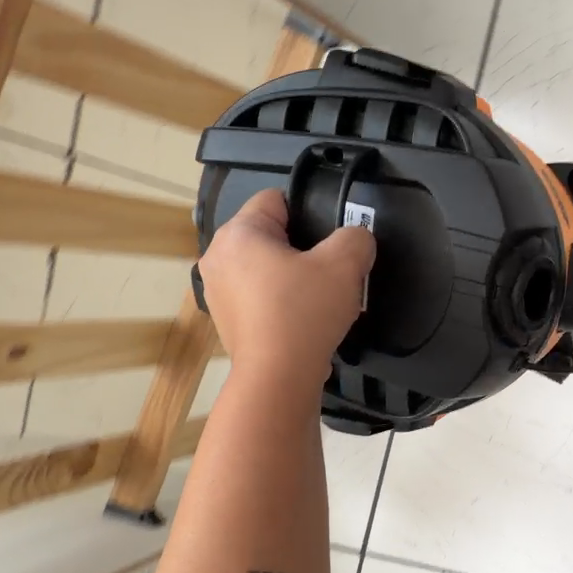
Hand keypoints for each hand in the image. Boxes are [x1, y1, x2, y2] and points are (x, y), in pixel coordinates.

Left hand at [197, 189, 372, 389]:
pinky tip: (300, 321)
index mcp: (240, 232)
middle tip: (332, 274)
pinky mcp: (224, 318)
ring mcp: (215, 288)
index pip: (274, 200)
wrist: (278, 372)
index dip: (310, 212)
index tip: (333, 239)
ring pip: (263, 268)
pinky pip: (257, 297)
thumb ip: (356, 239)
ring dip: (289, 277)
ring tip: (318, 301)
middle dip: (302, 250)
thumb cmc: (306, 311)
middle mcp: (217, 254)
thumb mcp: (345, 267)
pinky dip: (278, 302)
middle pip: (269, 236)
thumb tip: (357, 237)